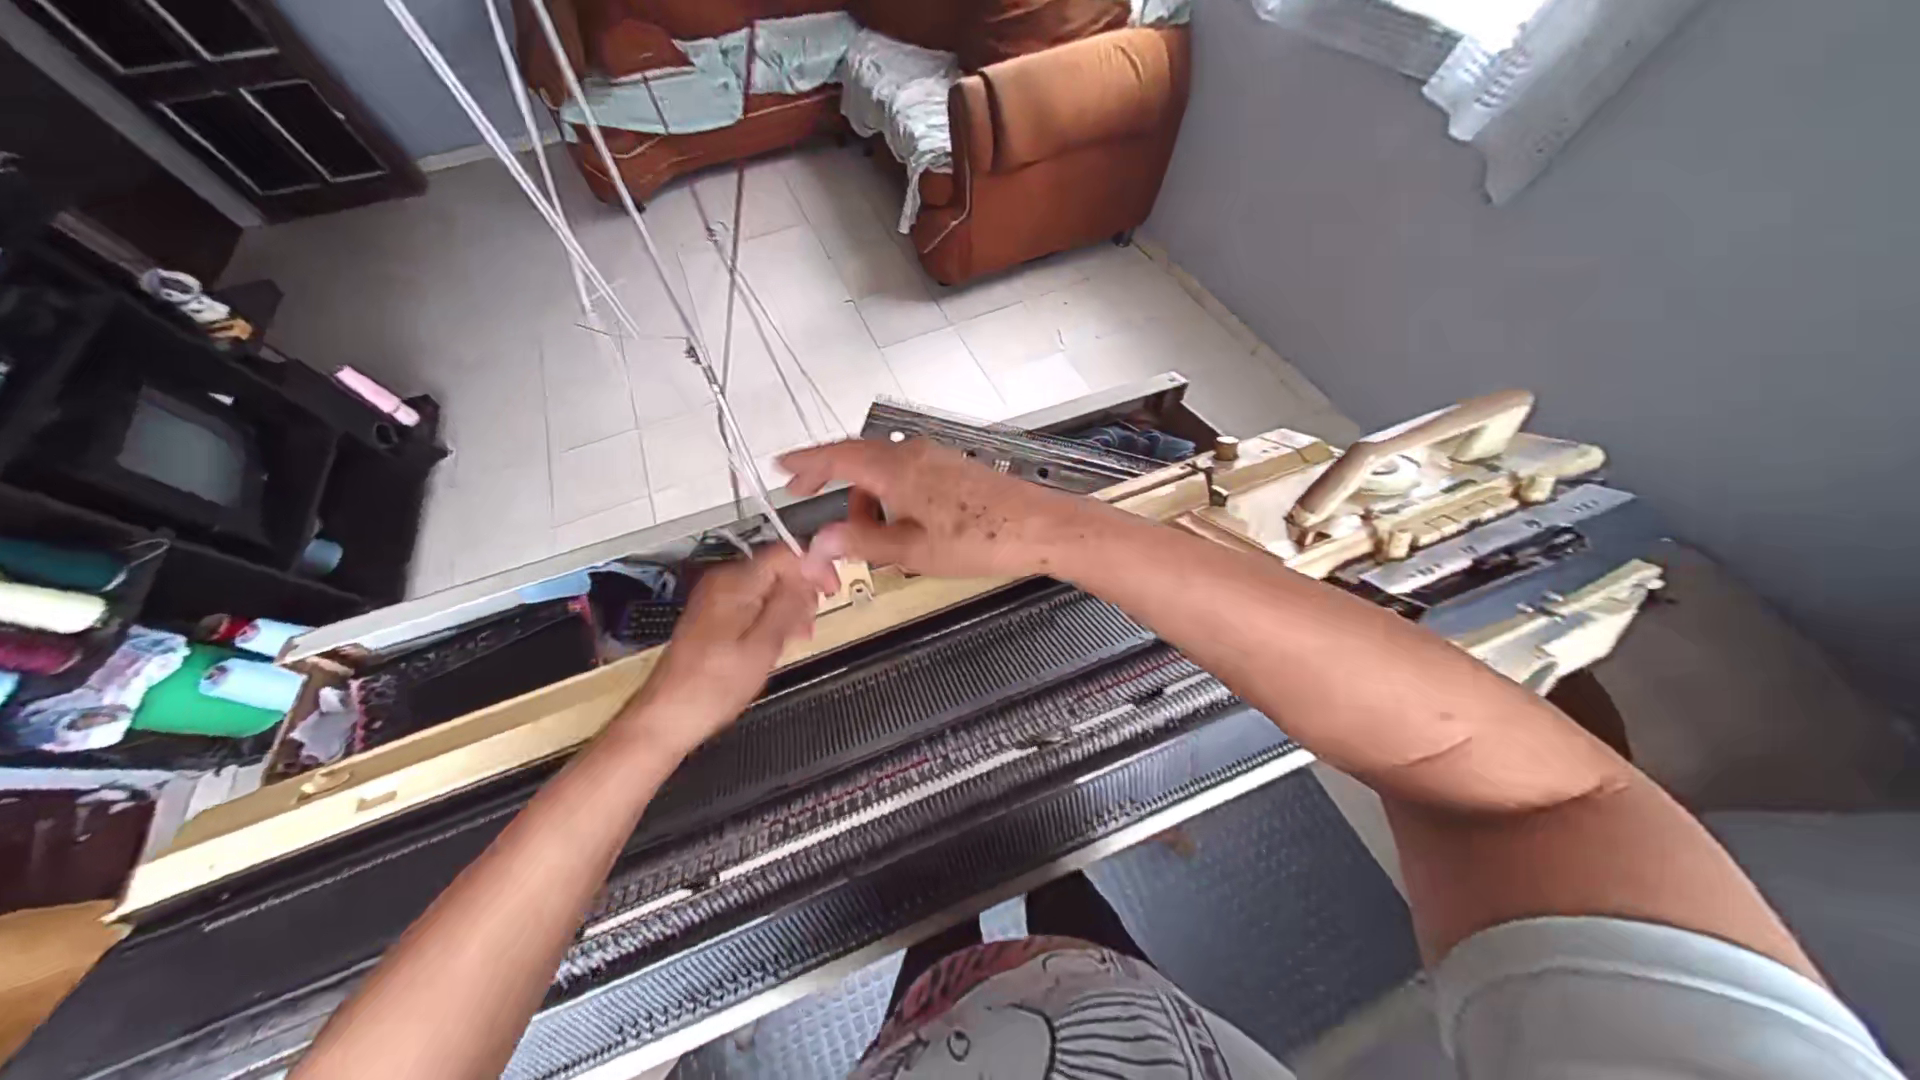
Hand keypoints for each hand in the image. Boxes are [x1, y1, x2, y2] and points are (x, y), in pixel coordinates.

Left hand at [615, 546, 820, 756]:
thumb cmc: (708, 689)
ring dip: (790, 606)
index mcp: (734, 583)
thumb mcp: (763, 646)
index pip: (786, 553)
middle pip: (778, 568)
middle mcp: (722, 583)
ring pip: (768, 586)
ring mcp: (716, 598)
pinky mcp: (715, 614)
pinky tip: (776, 640)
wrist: (668, 716)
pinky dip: (772, 616)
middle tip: (812, 620)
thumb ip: (790, 604)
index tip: (830, 589)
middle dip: (802, 591)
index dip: (815, 568)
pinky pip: (754, 602)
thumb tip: (812, 572)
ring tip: (796, 635)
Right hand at [780, 438, 1110, 580]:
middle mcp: (915, 456)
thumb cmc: (986, 538)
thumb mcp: (912, 551)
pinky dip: (891, 497)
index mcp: (898, 471)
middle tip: (810, 496)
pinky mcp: (951, 470)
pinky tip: (902, 527)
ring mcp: (935, 459)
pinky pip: (907, 476)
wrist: (1041, 529)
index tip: (784, 466)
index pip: (836, 456)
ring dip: (866, 498)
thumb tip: (822, 539)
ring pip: (883, 471)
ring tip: (872, 538)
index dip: (805, 461)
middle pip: (856, 459)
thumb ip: (861, 542)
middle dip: (831, 479)